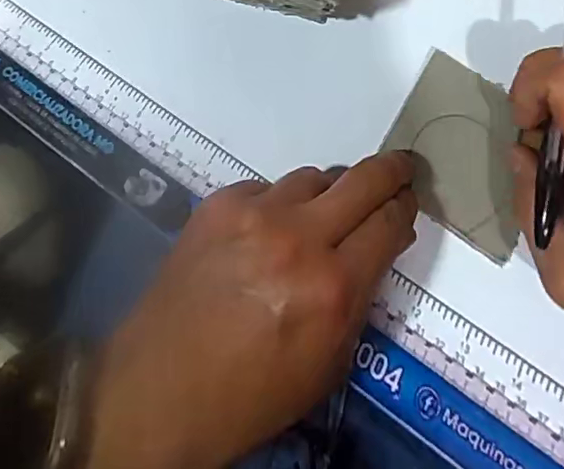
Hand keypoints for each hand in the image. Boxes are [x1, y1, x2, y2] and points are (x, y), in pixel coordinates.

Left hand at [83, 152, 417, 468]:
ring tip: (315, 220)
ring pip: (315, 177)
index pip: (389, 222)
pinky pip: (268, 187)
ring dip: (327, 194)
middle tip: (401, 168)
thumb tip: (385, 241)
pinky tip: (263, 234)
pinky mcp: (219, 203)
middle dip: (392, 170)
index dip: (406, 207)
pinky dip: (276, 204)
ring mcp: (256, 213)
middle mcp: (298, 239)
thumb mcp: (326, 364)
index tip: (409, 199)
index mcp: (332, 288)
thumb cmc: (249, 396)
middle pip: (365, 179)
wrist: (154, 394)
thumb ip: (363, 297)